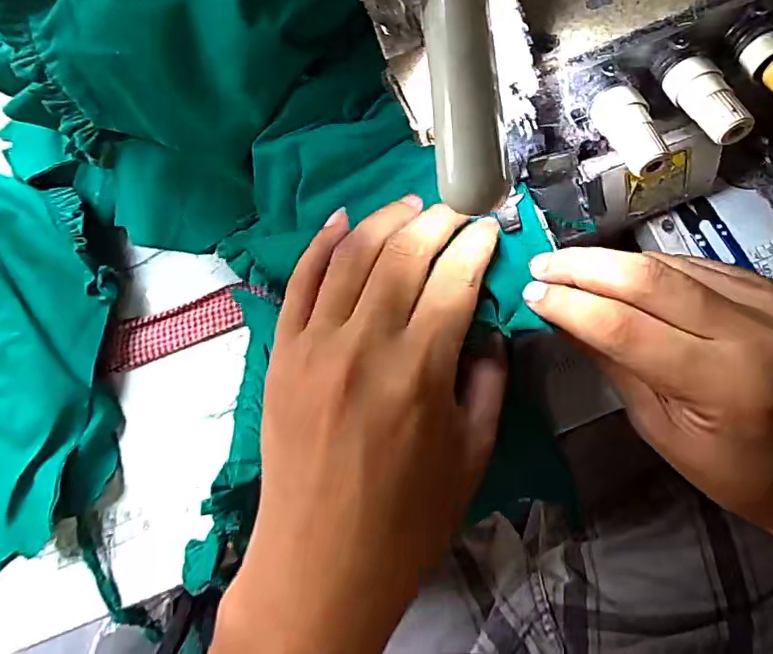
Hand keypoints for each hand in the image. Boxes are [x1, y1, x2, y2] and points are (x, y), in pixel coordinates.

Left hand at [215, 198, 506, 653]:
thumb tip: (488, 327)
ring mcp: (315, 344)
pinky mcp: (282, 352)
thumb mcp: (473, 453)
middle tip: (455, 212)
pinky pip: (301, 280)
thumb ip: (489, 380)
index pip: (454, 278)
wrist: (318, 566)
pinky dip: (322, 242)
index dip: (476, 244)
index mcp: (419, 371)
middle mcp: (365, 345)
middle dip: (437, 220)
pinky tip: (343, 219)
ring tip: (410, 206)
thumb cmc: (407, 519)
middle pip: (404, 253)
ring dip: (385, 219)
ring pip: (352, 254)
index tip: (488, 229)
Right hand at [524, 249, 772, 539]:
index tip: (532, 291)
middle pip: (649, 279)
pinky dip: (646, 267)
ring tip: (569, 266)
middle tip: (543, 263)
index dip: (573, 304)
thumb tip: (559, 314)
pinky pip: (689, 264)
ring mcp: (761, 302)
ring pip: (666, 263)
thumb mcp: (661, 430)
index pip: (629, 328)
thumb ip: (613, 364)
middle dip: (586, 266)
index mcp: (724, 384)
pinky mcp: (761, 285)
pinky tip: (618, 273)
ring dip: (611, 261)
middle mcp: (748, 333)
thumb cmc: (732, 468)